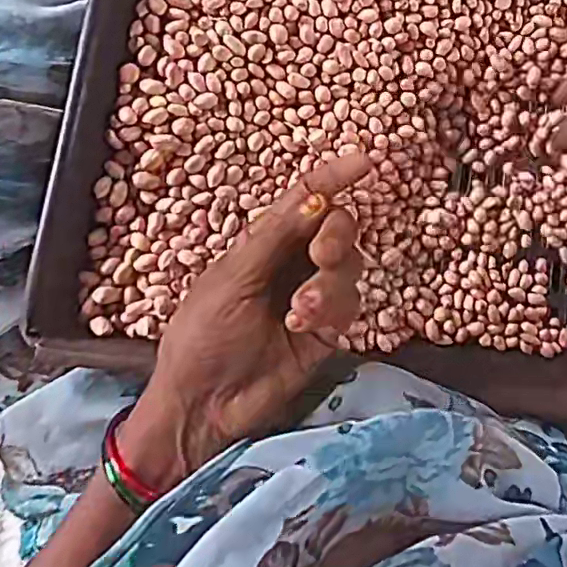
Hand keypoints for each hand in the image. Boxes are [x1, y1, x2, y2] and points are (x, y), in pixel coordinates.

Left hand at [122, 154, 371, 486]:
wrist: (202, 405)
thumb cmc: (202, 334)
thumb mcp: (232, 279)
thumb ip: (276, 238)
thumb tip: (317, 200)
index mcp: (265, 241)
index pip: (306, 199)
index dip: (334, 177)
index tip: (364, 162)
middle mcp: (294, 262)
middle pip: (338, 228)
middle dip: (337, 235)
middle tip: (322, 252)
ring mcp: (313, 295)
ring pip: (350, 267)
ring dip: (329, 283)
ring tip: (299, 309)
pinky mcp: (327, 330)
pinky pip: (350, 305)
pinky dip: (331, 310)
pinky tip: (303, 325)